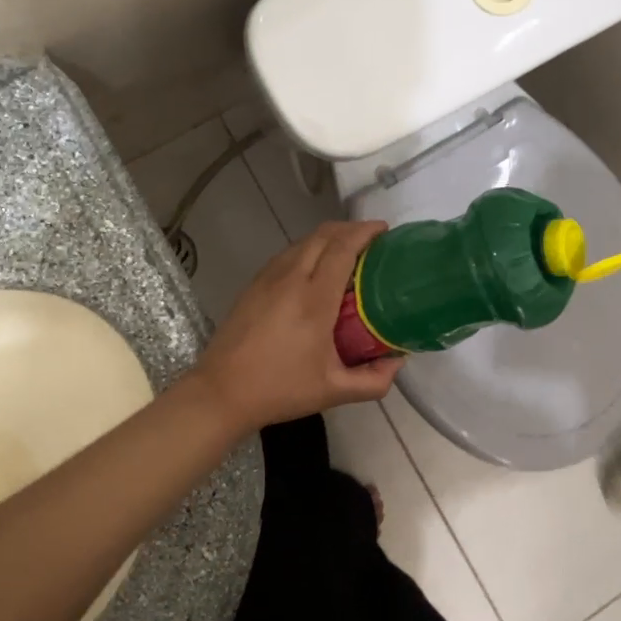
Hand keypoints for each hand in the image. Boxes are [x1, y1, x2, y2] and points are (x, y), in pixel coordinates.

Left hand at [189, 221, 404, 432]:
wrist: (221, 391)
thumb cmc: (280, 389)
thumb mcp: (334, 391)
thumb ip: (373, 380)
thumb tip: (399, 360)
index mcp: (314, 299)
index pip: (343, 248)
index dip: (365, 232)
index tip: (385, 231)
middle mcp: (292, 278)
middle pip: (324, 235)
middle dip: (350, 229)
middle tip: (372, 240)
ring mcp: (269, 277)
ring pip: (304, 241)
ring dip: (329, 237)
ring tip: (348, 250)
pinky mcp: (254, 283)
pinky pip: (288, 253)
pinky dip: (309, 248)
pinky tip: (316, 267)